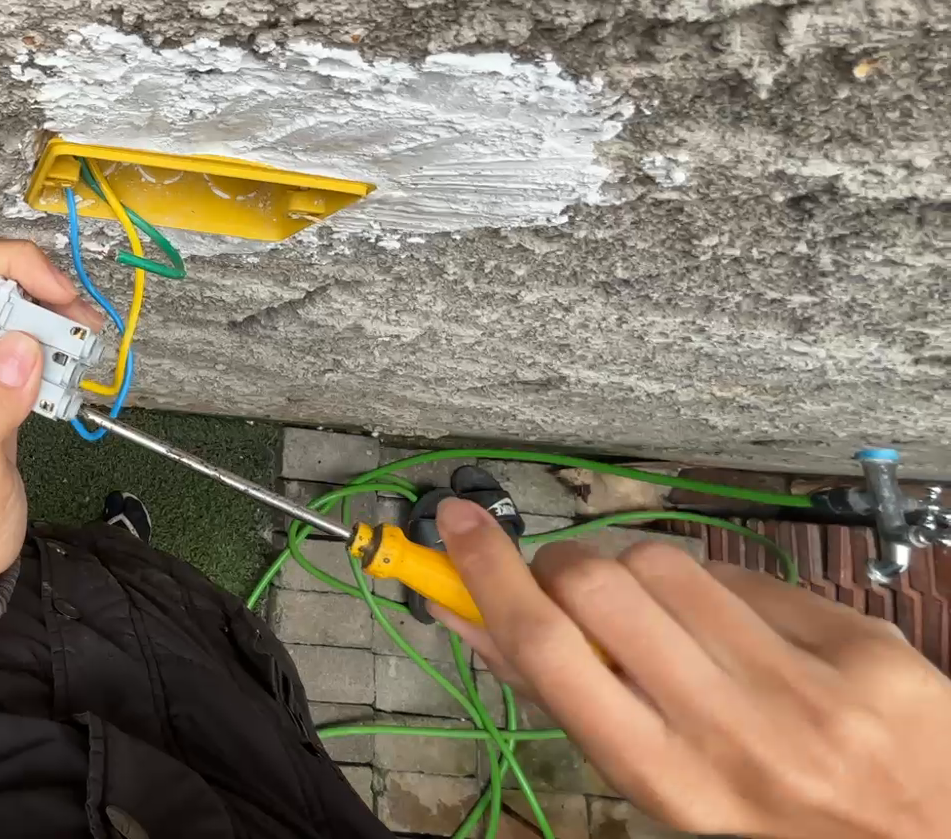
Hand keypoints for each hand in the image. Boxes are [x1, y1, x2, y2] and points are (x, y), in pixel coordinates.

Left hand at [0, 236, 99, 618]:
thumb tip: (20, 344)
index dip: (8, 260)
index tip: (55, 295)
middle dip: (41, 284)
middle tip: (80, 326)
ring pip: (14, 299)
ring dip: (55, 311)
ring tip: (84, 345)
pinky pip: (27, 333)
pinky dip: (58, 337)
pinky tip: (75, 363)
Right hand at [434, 497, 950, 838]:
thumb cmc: (747, 815)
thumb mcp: (639, 774)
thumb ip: (543, 685)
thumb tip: (451, 603)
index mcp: (664, 773)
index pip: (547, 647)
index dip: (487, 572)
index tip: (455, 520)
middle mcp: (740, 732)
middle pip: (595, 583)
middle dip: (564, 568)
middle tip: (573, 589)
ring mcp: (819, 688)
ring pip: (661, 561)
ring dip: (639, 577)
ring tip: (670, 624)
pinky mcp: (877, 650)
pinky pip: (744, 571)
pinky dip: (720, 590)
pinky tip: (747, 637)